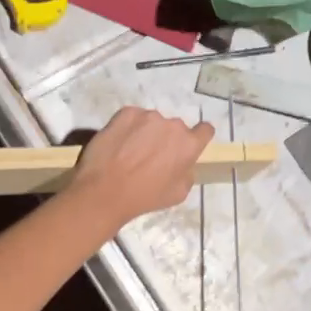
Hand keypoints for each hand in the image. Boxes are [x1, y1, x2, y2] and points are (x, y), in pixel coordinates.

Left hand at [66, 107, 214, 226]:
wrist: (105, 191)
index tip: (187, 145)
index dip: (198, 137)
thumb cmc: (145, 197)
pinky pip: (133, 117)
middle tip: (151, 156)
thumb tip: (183, 163)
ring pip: (153, 122)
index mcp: (189, 144)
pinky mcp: (126, 112)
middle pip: (175, 128)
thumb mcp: (179, 194)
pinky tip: (119, 143)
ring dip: (147, 132)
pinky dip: (129, 127)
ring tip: (131, 151)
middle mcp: (172, 125)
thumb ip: (187, 172)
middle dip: (167, 138)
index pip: (205, 130)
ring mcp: (148, 116)